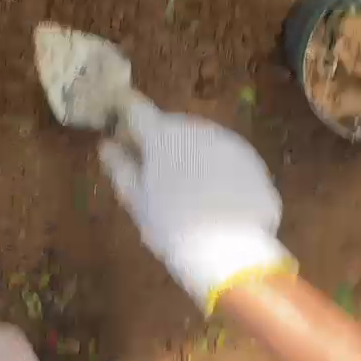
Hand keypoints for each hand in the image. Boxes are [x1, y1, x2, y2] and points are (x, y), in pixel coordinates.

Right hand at [98, 97, 295, 311]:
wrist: (229, 252)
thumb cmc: (170, 225)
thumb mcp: (135, 199)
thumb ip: (120, 166)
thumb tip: (107, 146)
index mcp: (162, 135)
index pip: (137, 109)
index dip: (125, 117)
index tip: (120, 134)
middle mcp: (196, 130)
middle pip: (170, 124)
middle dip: (158, 140)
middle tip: (150, 170)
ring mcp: (229, 143)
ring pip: (199, 139)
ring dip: (187, 153)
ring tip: (184, 188)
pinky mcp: (252, 162)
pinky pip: (224, 156)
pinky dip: (213, 168)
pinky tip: (211, 197)